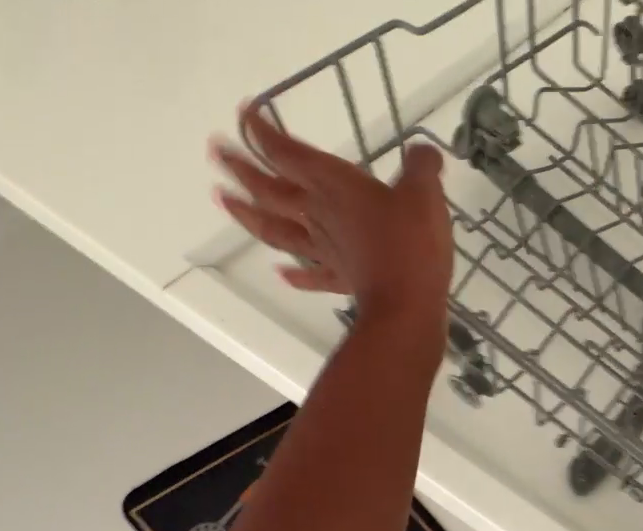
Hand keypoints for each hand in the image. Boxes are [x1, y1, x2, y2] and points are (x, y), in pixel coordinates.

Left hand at [212, 104, 452, 323]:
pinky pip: (313, 276)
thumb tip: (425, 151)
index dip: (261, 131)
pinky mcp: (342, 280)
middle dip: (241, 168)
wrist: (406, 304)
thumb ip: (422, 167)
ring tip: (224, 200)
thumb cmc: (410, 244)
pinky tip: (283, 273)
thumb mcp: (425, 195)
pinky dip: (296, 275)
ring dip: (248, 214)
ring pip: (277, 228)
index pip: (285, 151)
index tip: (244, 114)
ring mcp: (326, 250)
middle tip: (217, 153)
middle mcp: (318, 213)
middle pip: (269, 188)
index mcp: (332, 185)